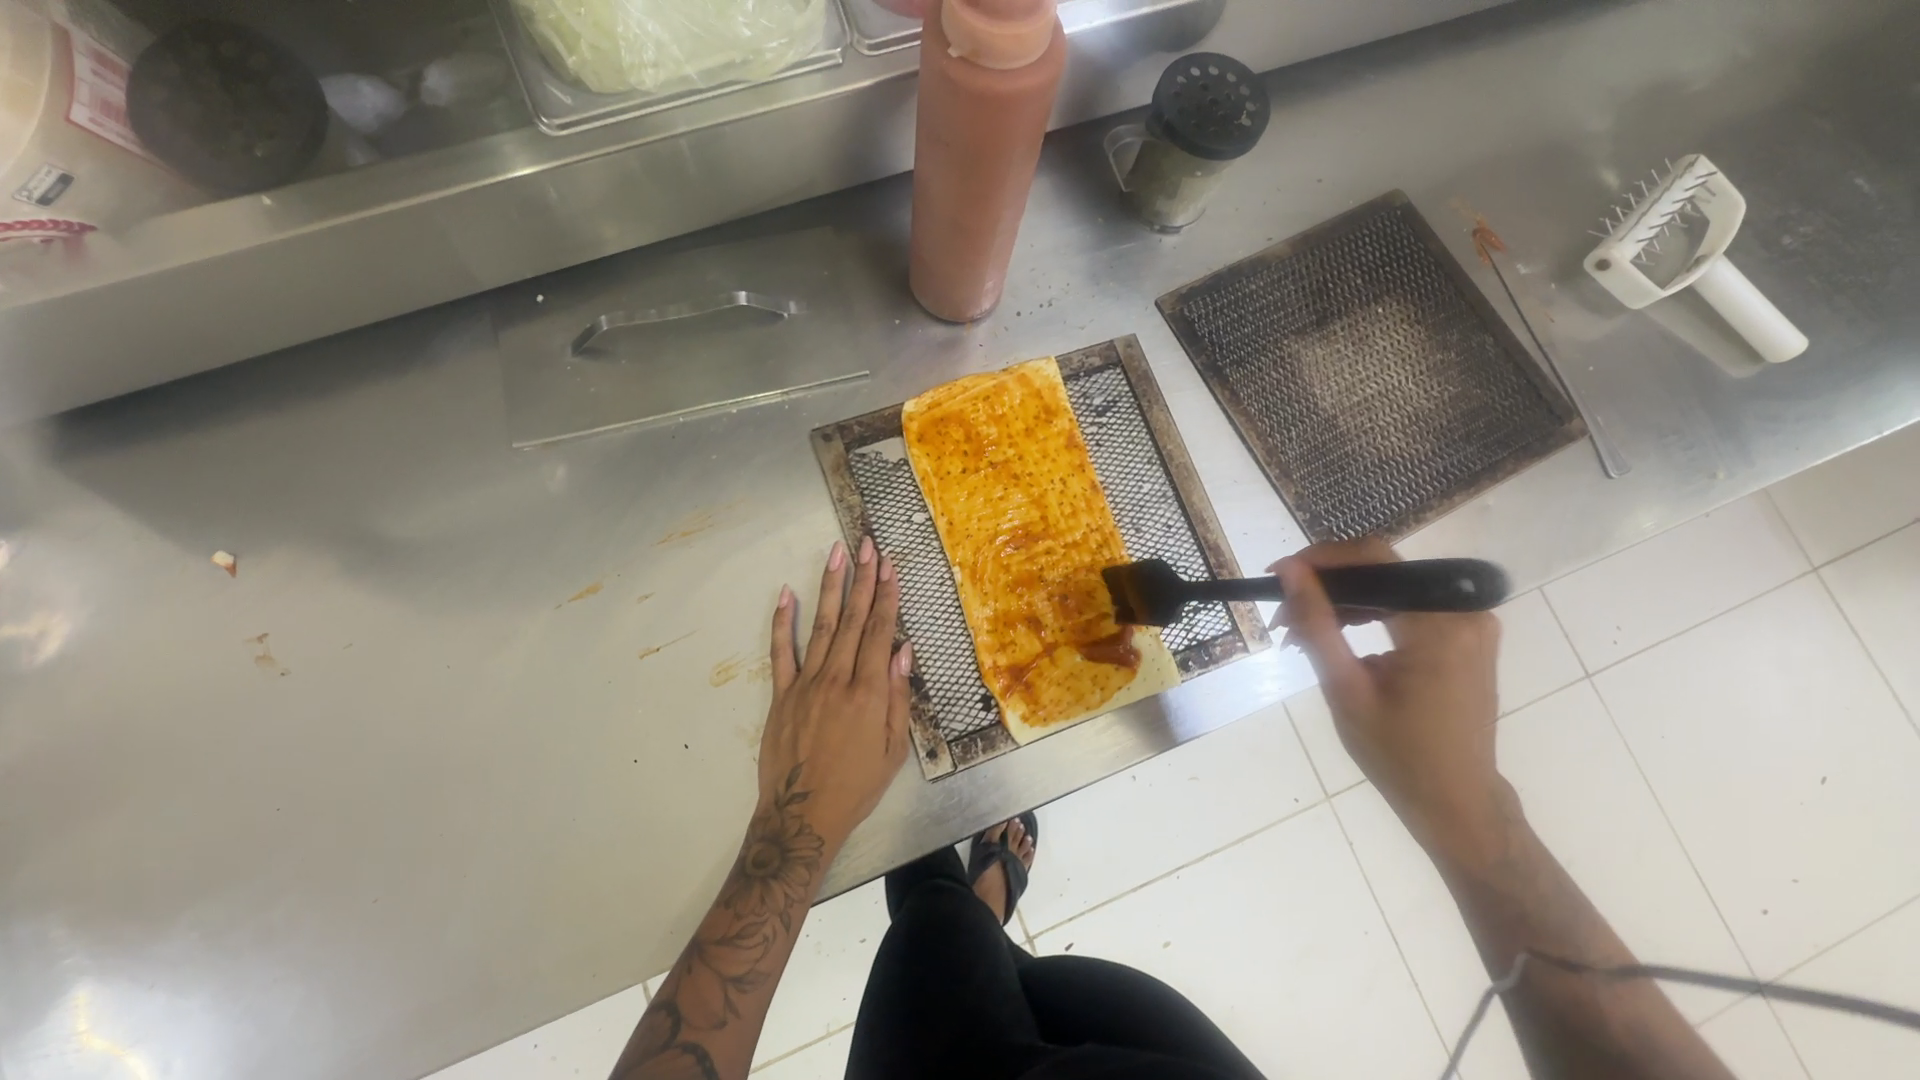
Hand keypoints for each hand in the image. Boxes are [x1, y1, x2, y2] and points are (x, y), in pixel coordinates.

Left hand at [759, 537, 912, 852]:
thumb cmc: (856, 786)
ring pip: (821, 626)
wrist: (802, 816)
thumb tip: (903, 651)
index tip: (889, 567)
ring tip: (837, 554)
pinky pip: (781, 652)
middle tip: (867, 546)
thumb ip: (898, 697)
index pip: (880, 632)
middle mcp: (837, 680)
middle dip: (863, 580)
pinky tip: (787, 594)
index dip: (886, 597)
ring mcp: (805, 684)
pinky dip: (783, 622)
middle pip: (853, 620)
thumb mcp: (893, 750)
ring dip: (831, 588)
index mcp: (869, 693)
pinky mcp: (781, 695)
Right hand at [1272, 540, 1509, 857]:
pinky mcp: (1468, 637)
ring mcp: (1472, 624)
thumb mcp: (1345, 688)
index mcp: (1439, 626)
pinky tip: (1336, 636)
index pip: (1375, 559)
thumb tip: (1289, 570)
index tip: (1280, 573)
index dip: (1322, 558)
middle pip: (1383, 572)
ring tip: (1299, 632)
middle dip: (1326, 586)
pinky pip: (1410, 607)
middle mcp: (1465, 613)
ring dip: (1345, 602)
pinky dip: (1371, 614)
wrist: (1456, 800)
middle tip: (1282, 616)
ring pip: (1394, 588)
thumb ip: (1317, 623)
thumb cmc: (1396, 753)